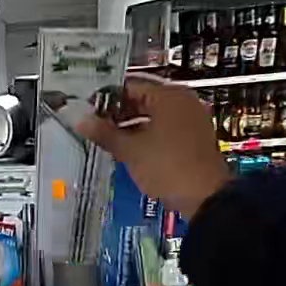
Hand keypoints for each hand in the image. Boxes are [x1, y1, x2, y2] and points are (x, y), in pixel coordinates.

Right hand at [76, 74, 232, 218]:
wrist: (206, 198)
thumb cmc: (167, 167)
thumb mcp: (130, 150)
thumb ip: (104, 133)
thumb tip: (79, 120)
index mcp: (169, 95)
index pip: (130, 87)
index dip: (106, 100)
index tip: (88, 113)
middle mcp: (184, 101)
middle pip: (144, 100)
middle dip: (119, 114)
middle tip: (96, 128)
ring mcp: (192, 120)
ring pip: (155, 116)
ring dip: (132, 127)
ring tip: (110, 141)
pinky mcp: (195, 139)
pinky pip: (166, 129)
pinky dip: (148, 136)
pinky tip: (132, 151)